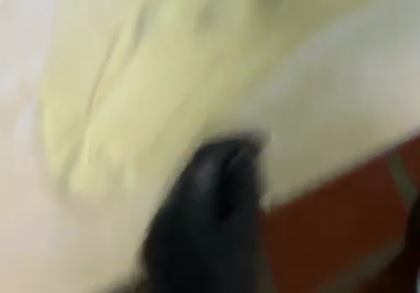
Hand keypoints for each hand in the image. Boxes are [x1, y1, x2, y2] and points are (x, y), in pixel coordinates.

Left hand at [142, 134, 265, 292]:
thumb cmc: (230, 277)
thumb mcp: (246, 229)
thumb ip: (245, 185)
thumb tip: (245, 152)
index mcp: (182, 205)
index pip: (206, 154)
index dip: (235, 141)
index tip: (262, 142)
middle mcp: (161, 212)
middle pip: (192, 168)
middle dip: (225, 157)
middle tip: (256, 158)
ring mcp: (156, 232)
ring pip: (187, 187)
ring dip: (215, 176)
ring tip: (246, 180)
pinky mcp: (157, 247)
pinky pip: (182, 207)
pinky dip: (204, 197)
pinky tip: (225, 205)